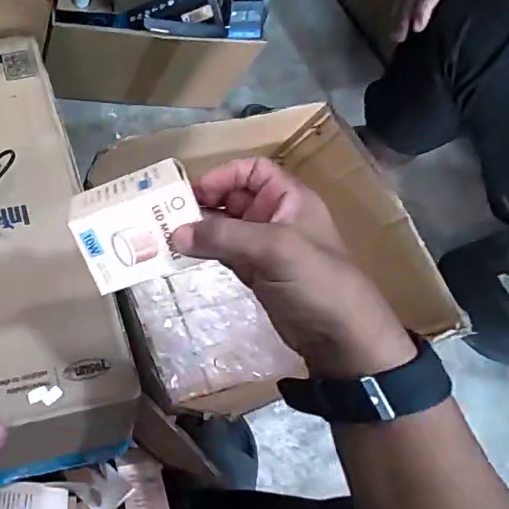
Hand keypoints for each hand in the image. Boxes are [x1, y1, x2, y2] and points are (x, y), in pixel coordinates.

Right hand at [173, 159, 416, 377]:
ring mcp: (265, 247)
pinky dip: (204, 251)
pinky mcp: (256, 273)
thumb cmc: (316, 281)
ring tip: (167, 235)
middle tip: (167, 215)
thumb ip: (224, 236)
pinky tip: (183, 255)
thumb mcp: (273, 249)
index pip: (253, 171)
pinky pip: (224, 253)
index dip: (223, 174)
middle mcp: (276, 217)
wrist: (341, 337)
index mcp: (290, 199)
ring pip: (225, 227)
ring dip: (199, 228)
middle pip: (233, 197)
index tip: (191, 191)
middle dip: (203, 202)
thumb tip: (175, 234)